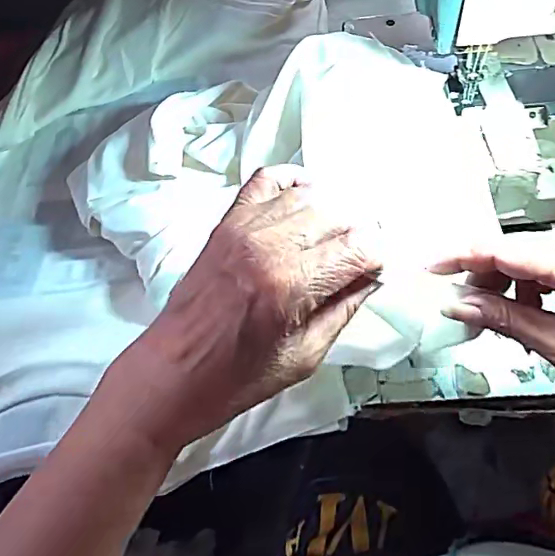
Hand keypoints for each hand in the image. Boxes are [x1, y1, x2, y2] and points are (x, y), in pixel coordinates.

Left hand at [102, 165, 381, 454]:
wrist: (173, 370)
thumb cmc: (236, 375)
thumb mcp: (305, 356)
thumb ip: (343, 308)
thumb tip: (372, 275)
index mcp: (291, 284)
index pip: (359, 246)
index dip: (379, 255)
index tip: (381, 266)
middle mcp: (269, 244)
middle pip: (338, 214)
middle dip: (360, 233)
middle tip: (364, 254)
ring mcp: (245, 227)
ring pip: (309, 195)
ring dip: (332, 211)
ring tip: (337, 235)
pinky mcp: (228, 221)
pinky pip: (267, 179)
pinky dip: (292, 181)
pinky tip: (306, 195)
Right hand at [433, 225, 554, 431]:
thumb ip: (506, 318)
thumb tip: (455, 304)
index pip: (502, 250)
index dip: (459, 258)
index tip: (427, 269)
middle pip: (506, 253)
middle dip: (478, 283)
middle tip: (460, 319)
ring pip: (516, 262)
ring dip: (498, 292)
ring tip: (492, 328)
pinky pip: (534, 270)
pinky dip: (519, 294)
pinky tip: (519, 322)